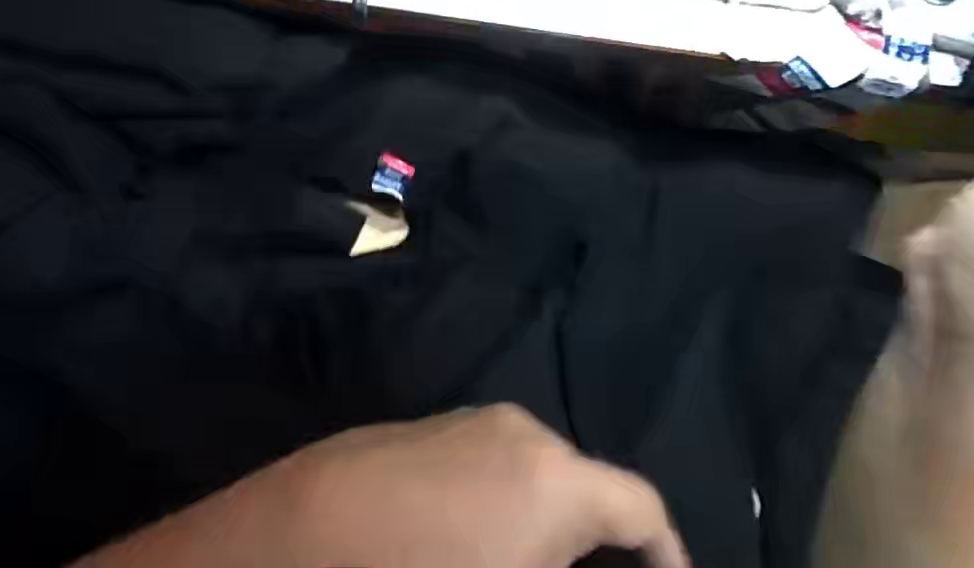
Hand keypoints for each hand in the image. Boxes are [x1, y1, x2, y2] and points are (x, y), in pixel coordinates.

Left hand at [265, 404, 687, 567]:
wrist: (304, 531)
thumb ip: (565, 559)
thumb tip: (566, 550)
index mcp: (555, 475)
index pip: (644, 509)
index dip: (669, 556)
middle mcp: (521, 431)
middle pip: (590, 490)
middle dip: (602, 548)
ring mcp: (470, 421)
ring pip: (540, 477)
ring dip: (551, 528)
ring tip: (533, 564)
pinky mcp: (433, 427)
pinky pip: (495, 466)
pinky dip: (508, 506)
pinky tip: (479, 545)